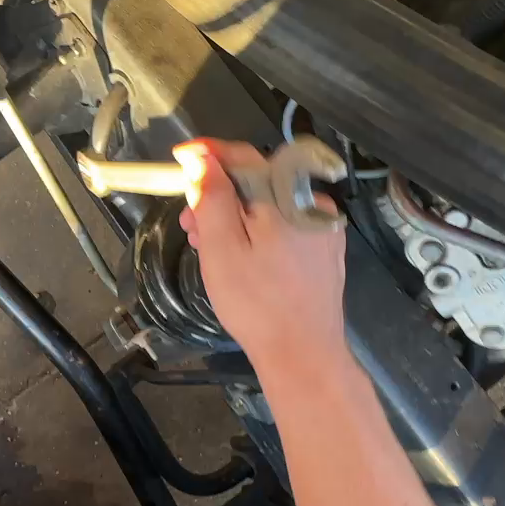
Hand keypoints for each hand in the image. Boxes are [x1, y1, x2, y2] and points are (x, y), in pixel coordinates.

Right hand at [175, 139, 346, 380]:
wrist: (302, 352)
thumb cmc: (255, 304)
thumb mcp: (221, 248)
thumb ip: (212, 197)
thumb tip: (202, 160)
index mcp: (286, 198)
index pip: (244, 157)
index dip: (208, 154)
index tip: (180, 157)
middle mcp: (311, 204)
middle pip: (257, 181)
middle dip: (218, 193)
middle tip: (188, 222)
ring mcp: (321, 227)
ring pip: (269, 204)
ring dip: (235, 214)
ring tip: (209, 245)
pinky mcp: (324, 249)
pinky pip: (284, 224)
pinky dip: (257, 230)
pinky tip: (241, 256)